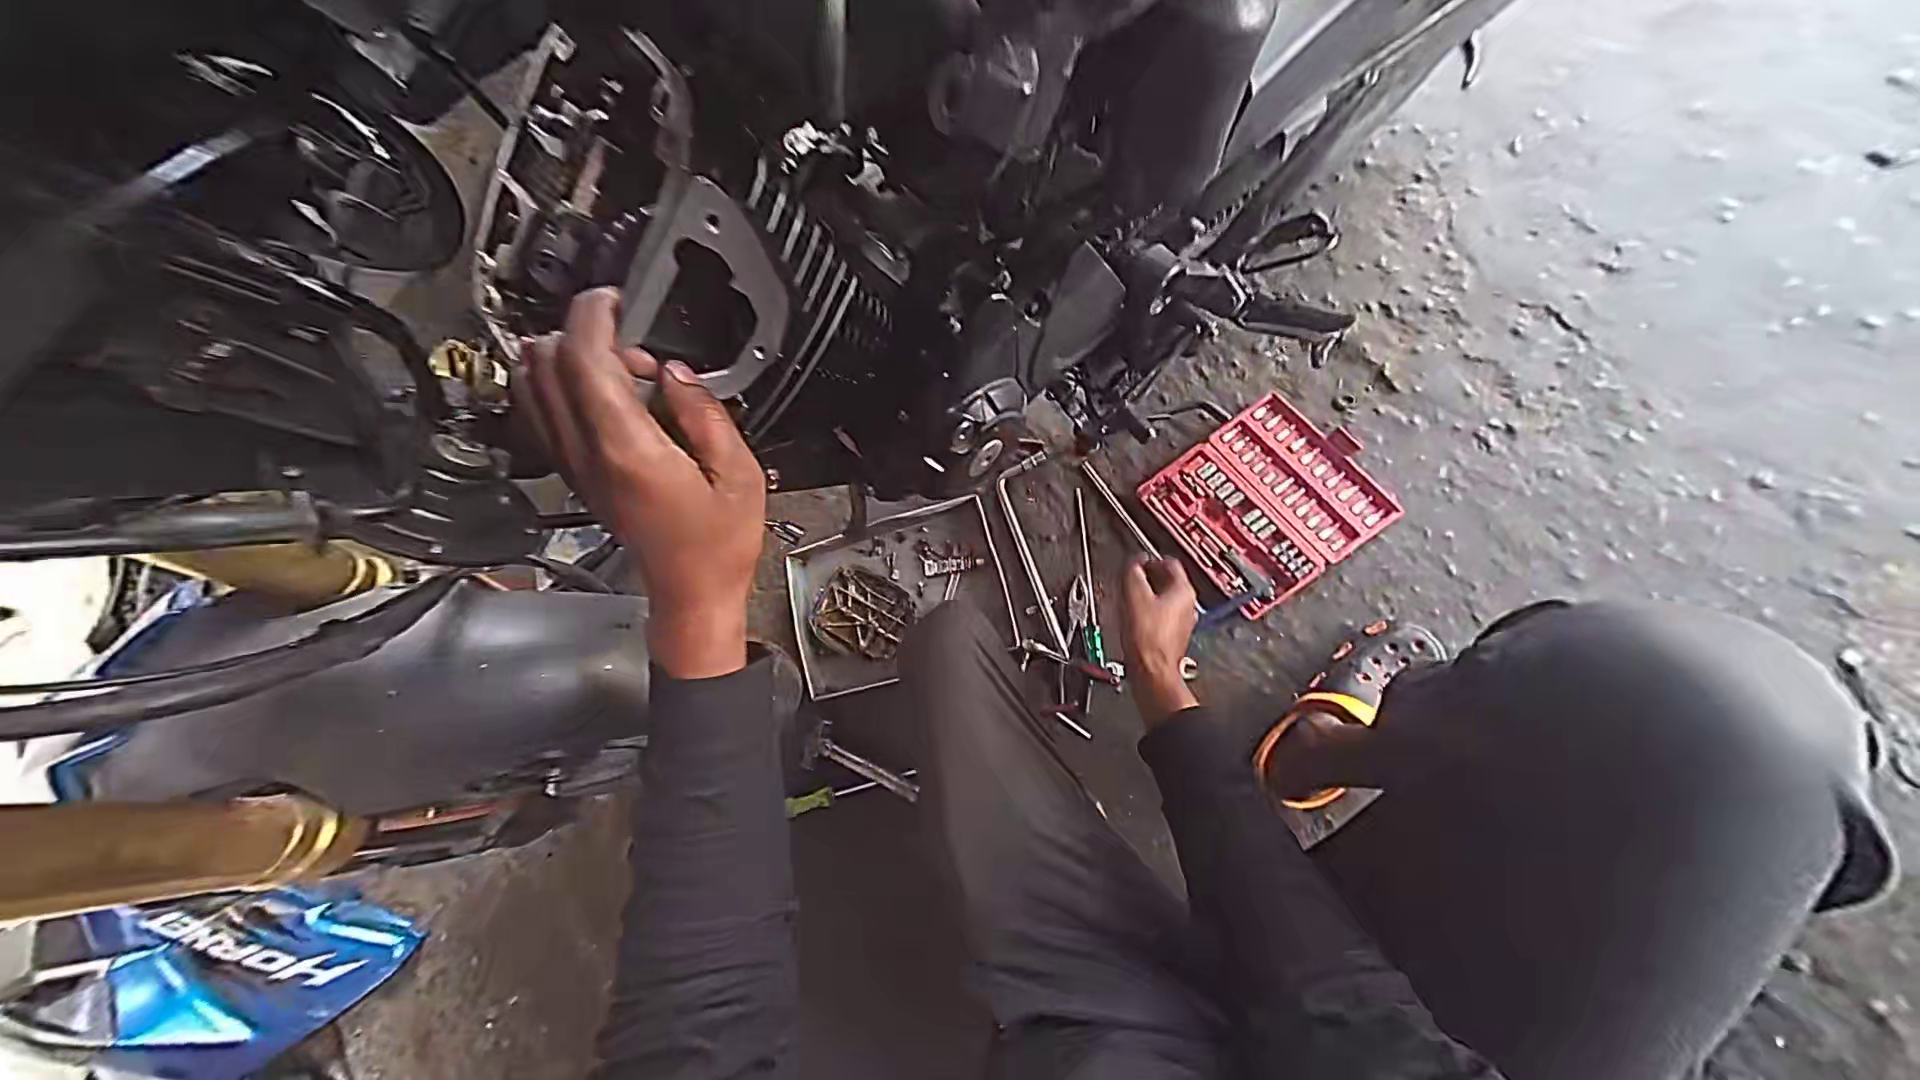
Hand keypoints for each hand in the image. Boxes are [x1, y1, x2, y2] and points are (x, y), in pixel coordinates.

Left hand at [514, 288, 766, 678]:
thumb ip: (707, 415)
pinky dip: (560, 387)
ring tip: (622, 369)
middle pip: (548, 364)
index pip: (586, 360)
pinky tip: (602, 393)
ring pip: (534, 387)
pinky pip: (544, 416)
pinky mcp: (579, 477)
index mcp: (630, 450)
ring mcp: (577, 468)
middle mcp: (590, 456)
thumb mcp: (740, 473)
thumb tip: (678, 375)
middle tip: (639, 348)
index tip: (615, 299)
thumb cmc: (719, 543)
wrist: (694, 590)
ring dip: (568, 358)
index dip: (595, 316)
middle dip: (586, 335)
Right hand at [1119, 557, 1199, 727]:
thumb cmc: (1147, 639)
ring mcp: (1181, 622)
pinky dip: (1147, 613)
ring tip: (1129, 599)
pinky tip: (1133, 618)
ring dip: (1146, 596)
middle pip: (1167, 581)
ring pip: (1163, 599)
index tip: (1136, 563)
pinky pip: (1159, 616)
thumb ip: (1133, 572)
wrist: (1151, 671)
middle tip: (1130, 580)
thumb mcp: (1133, 595)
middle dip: (1147, 578)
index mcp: (1183, 591)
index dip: (1150, 559)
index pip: (1169, 563)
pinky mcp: (1171, 636)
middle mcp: (1187, 605)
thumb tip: (1133, 562)